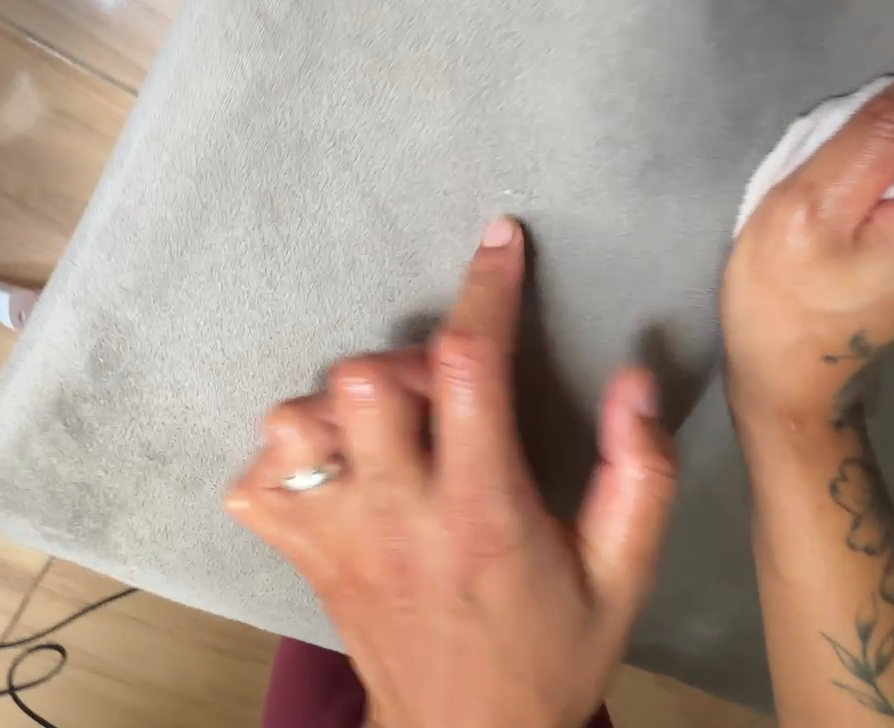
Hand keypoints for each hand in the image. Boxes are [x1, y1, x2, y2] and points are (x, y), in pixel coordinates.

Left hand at [226, 218, 678, 727]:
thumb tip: (632, 379)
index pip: (470, 370)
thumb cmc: (549, 651)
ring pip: (293, 419)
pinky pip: (255, 479)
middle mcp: (394, 518)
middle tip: (444, 391)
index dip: (486, 291)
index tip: (499, 242)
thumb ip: (637, 475)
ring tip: (388, 429)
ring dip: (341, 403)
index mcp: (481, 514)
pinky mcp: (298, 558)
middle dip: (407, 361)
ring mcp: (332, 540)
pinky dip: (289, 455)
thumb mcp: (622, 576)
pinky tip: (336, 468)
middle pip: (361, 382)